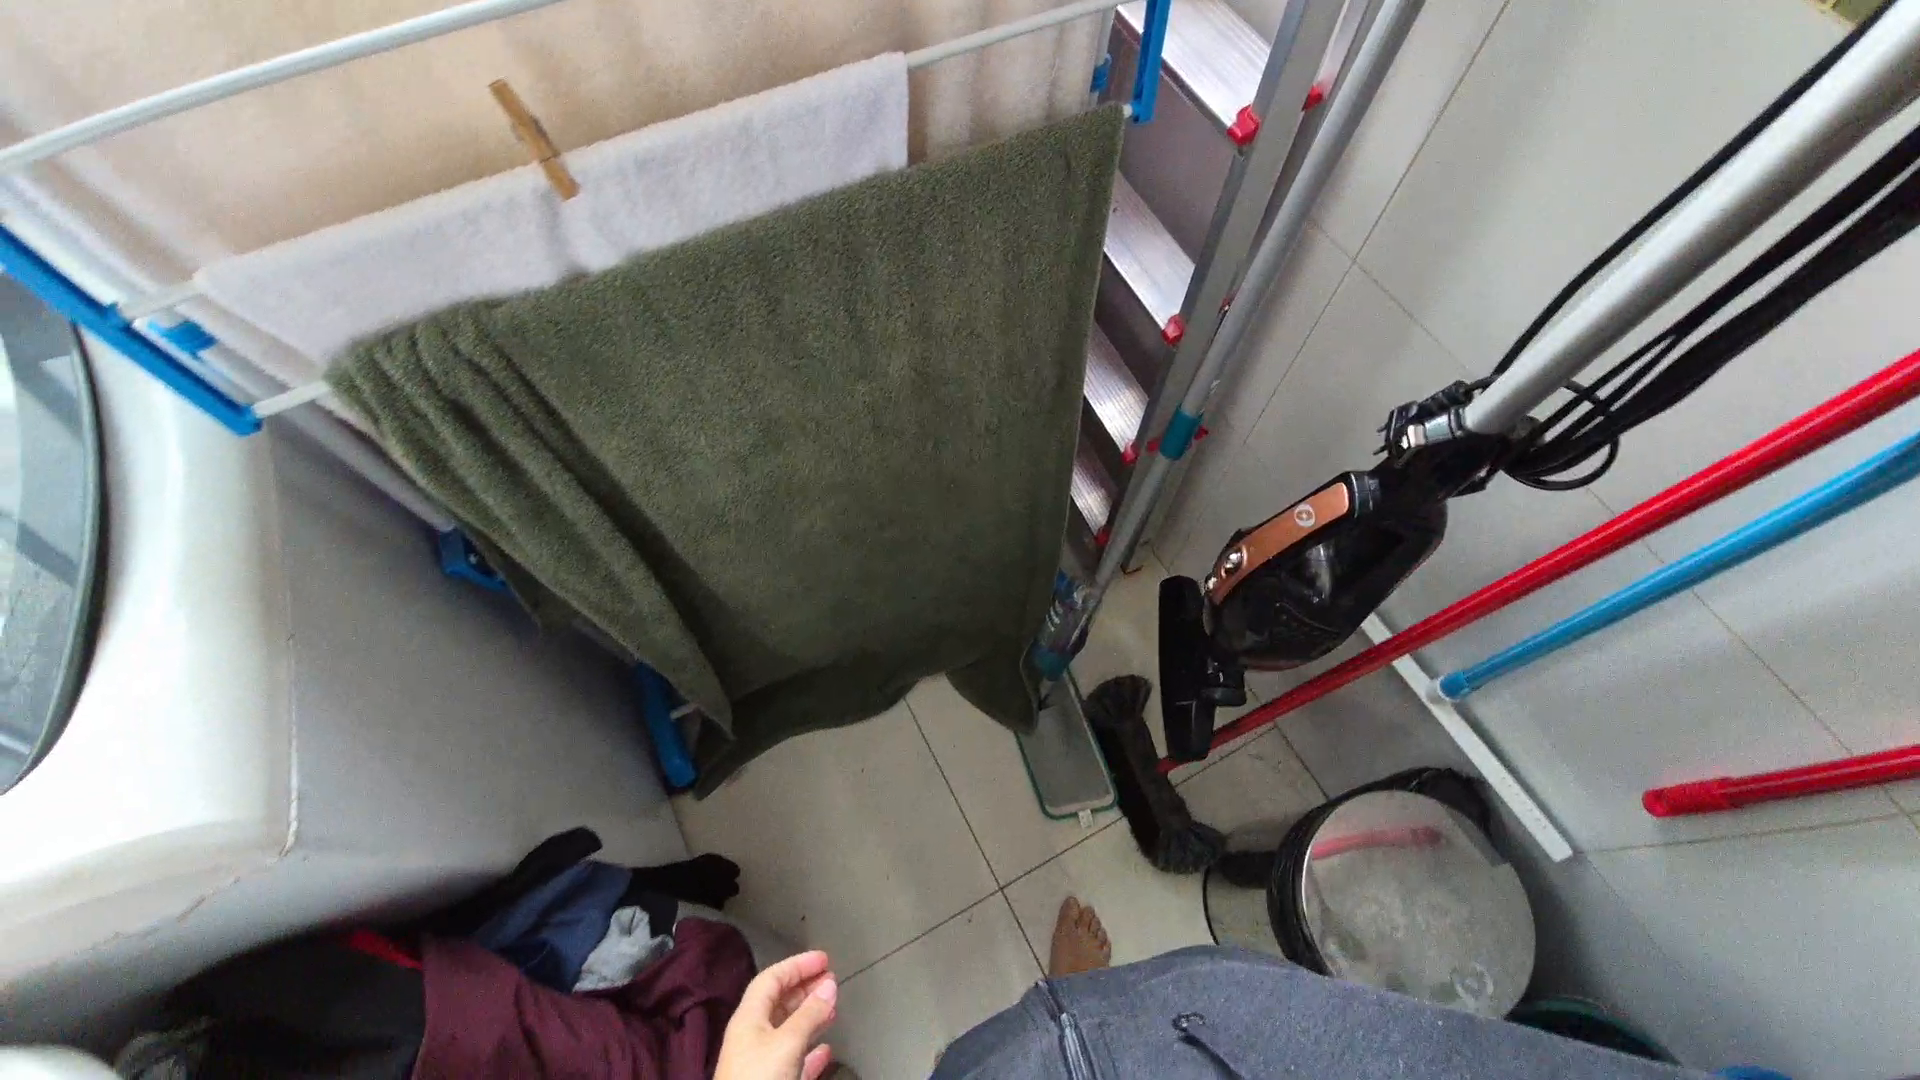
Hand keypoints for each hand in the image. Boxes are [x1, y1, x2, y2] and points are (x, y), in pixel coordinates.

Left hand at [714, 950, 839, 1079]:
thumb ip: (809, 1014)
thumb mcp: (787, 1043)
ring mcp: (758, 1062)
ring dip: (810, 1017)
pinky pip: (792, 1059)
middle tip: (831, 980)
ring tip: (833, 1008)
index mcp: (748, 1018)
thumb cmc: (758, 1079)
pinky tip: (826, 1051)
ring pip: (787, 1030)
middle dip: (805, 988)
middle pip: (779, 1002)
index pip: (771, 978)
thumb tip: (830, 985)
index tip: (824, 959)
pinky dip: (810, 1051)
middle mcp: (751, 1036)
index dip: (797, 965)